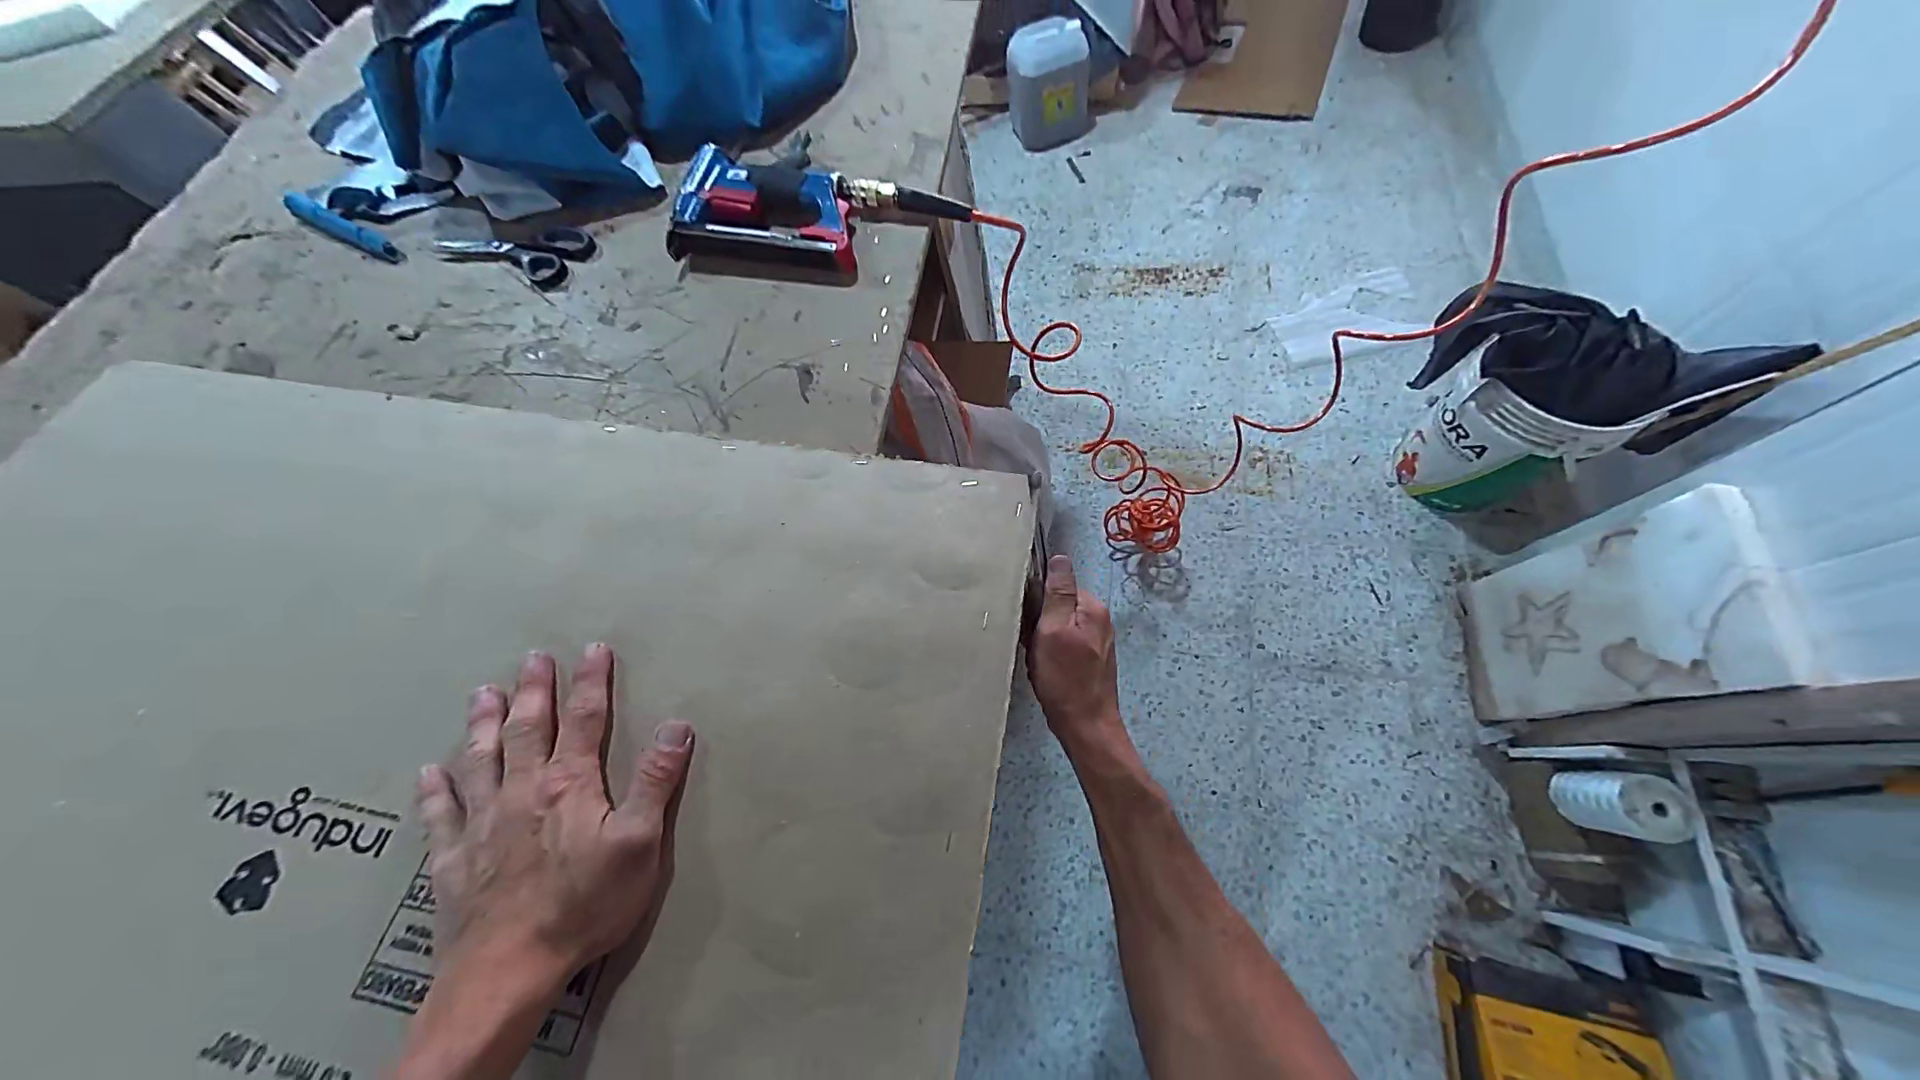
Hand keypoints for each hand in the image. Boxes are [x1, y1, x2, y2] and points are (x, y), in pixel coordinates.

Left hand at [415, 645, 695, 996]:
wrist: (507, 970)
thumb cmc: (585, 903)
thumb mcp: (639, 841)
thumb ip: (655, 781)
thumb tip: (677, 726)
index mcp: (569, 783)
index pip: (585, 719)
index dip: (592, 681)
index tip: (594, 649)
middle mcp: (522, 791)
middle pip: (527, 729)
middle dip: (533, 690)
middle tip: (532, 659)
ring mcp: (481, 824)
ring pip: (480, 760)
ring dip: (482, 723)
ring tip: (482, 692)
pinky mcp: (452, 860)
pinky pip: (439, 815)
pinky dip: (434, 790)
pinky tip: (429, 772)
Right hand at [1028, 555, 1122, 745]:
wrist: (1085, 725)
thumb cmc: (1065, 678)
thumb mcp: (1053, 631)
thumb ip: (1057, 593)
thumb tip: (1059, 557)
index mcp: (1092, 607)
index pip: (1058, 584)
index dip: (1036, 601)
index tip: (1027, 620)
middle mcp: (1098, 619)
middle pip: (1056, 605)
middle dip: (1037, 621)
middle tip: (1031, 644)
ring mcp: (1095, 640)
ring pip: (1055, 626)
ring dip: (1040, 639)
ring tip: (1036, 659)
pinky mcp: (1088, 658)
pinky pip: (1060, 643)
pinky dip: (1048, 652)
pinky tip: (1043, 668)